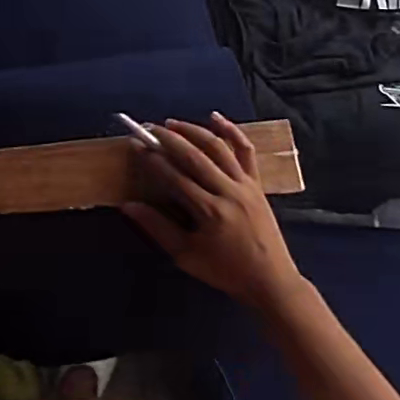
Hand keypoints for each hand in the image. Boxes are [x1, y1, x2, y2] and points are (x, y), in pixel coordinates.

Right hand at [122, 114, 302, 309]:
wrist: (272, 282)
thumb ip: (157, 228)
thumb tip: (127, 206)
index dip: (153, 159)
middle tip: (148, 129)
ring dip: (193, 131)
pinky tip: (215, 117)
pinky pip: (246, 151)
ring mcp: (245, 185)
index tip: (137, 146)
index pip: (174, 176)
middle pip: (194, 156)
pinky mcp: (257, 183)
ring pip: (217, 148)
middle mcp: (227, 192)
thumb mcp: (186, 256)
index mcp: (209, 212)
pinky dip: (232, 131)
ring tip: (172, 123)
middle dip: (168, 139)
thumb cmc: (225, 271)